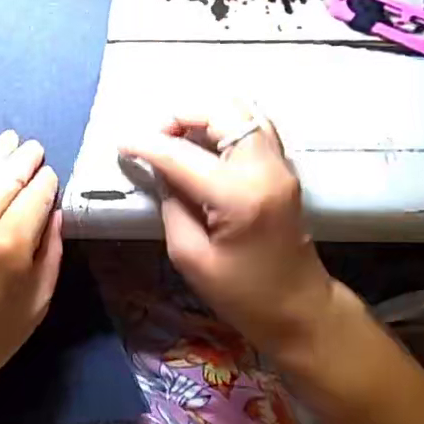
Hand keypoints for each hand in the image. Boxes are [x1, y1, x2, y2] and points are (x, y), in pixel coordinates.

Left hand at [0, 130, 65, 415]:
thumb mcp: (34, 305)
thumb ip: (50, 254)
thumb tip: (55, 213)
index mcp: (10, 246)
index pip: (36, 195)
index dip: (47, 182)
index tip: (52, 176)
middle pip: (7, 176)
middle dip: (25, 159)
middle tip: (35, 148)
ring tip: (12, 140)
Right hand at [120, 101, 361, 373]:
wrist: (301, 311)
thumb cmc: (242, 294)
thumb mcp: (190, 256)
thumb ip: (172, 205)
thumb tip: (161, 171)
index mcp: (238, 195)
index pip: (182, 154)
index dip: (147, 146)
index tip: (123, 145)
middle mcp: (265, 169)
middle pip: (223, 112)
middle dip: (183, 117)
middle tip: (158, 140)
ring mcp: (280, 166)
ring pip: (243, 113)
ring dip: (205, 118)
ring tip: (179, 140)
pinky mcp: (283, 170)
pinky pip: (253, 128)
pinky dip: (224, 126)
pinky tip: (204, 146)